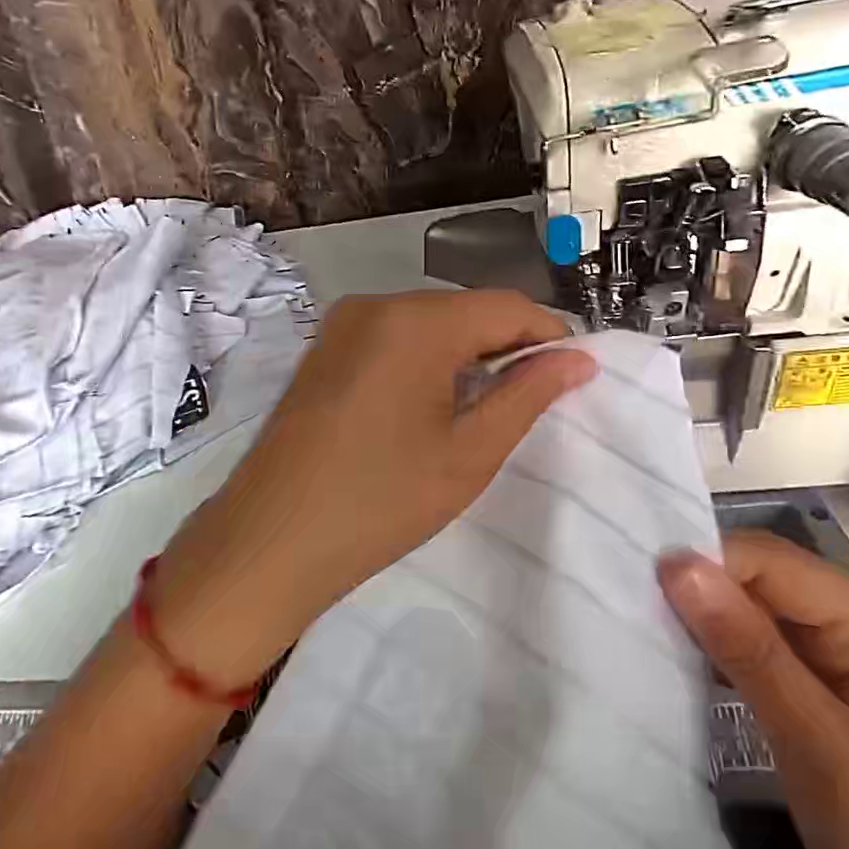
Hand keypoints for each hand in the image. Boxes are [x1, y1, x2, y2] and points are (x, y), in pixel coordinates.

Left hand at [144, 290, 595, 684]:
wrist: (270, 543)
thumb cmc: (381, 502)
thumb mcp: (470, 453)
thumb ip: (528, 396)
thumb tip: (579, 358)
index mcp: (415, 321)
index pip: (507, 306)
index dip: (549, 336)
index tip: (574, 376)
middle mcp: (375, 306)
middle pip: (466, 310)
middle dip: (507, 347)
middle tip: (532, 400)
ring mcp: (341, 326)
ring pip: (429, 324)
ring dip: (468, 356)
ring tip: (486, 409)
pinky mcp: (323, 353)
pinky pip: (394, 341)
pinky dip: (428, 363)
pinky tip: (433, 407)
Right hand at [659, 532, 848, 848]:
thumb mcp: (829, 757)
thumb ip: (754, 656)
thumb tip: (680, 564)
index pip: (783, 566)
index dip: (712, 559)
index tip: (638, 575)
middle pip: (776, 589)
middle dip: (707, 589)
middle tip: (628, 598)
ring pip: (770, 626)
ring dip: (712, 624)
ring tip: (643, 623)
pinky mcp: (838, 715)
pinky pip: (774, 666)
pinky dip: (729, 661)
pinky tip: (686, 664)